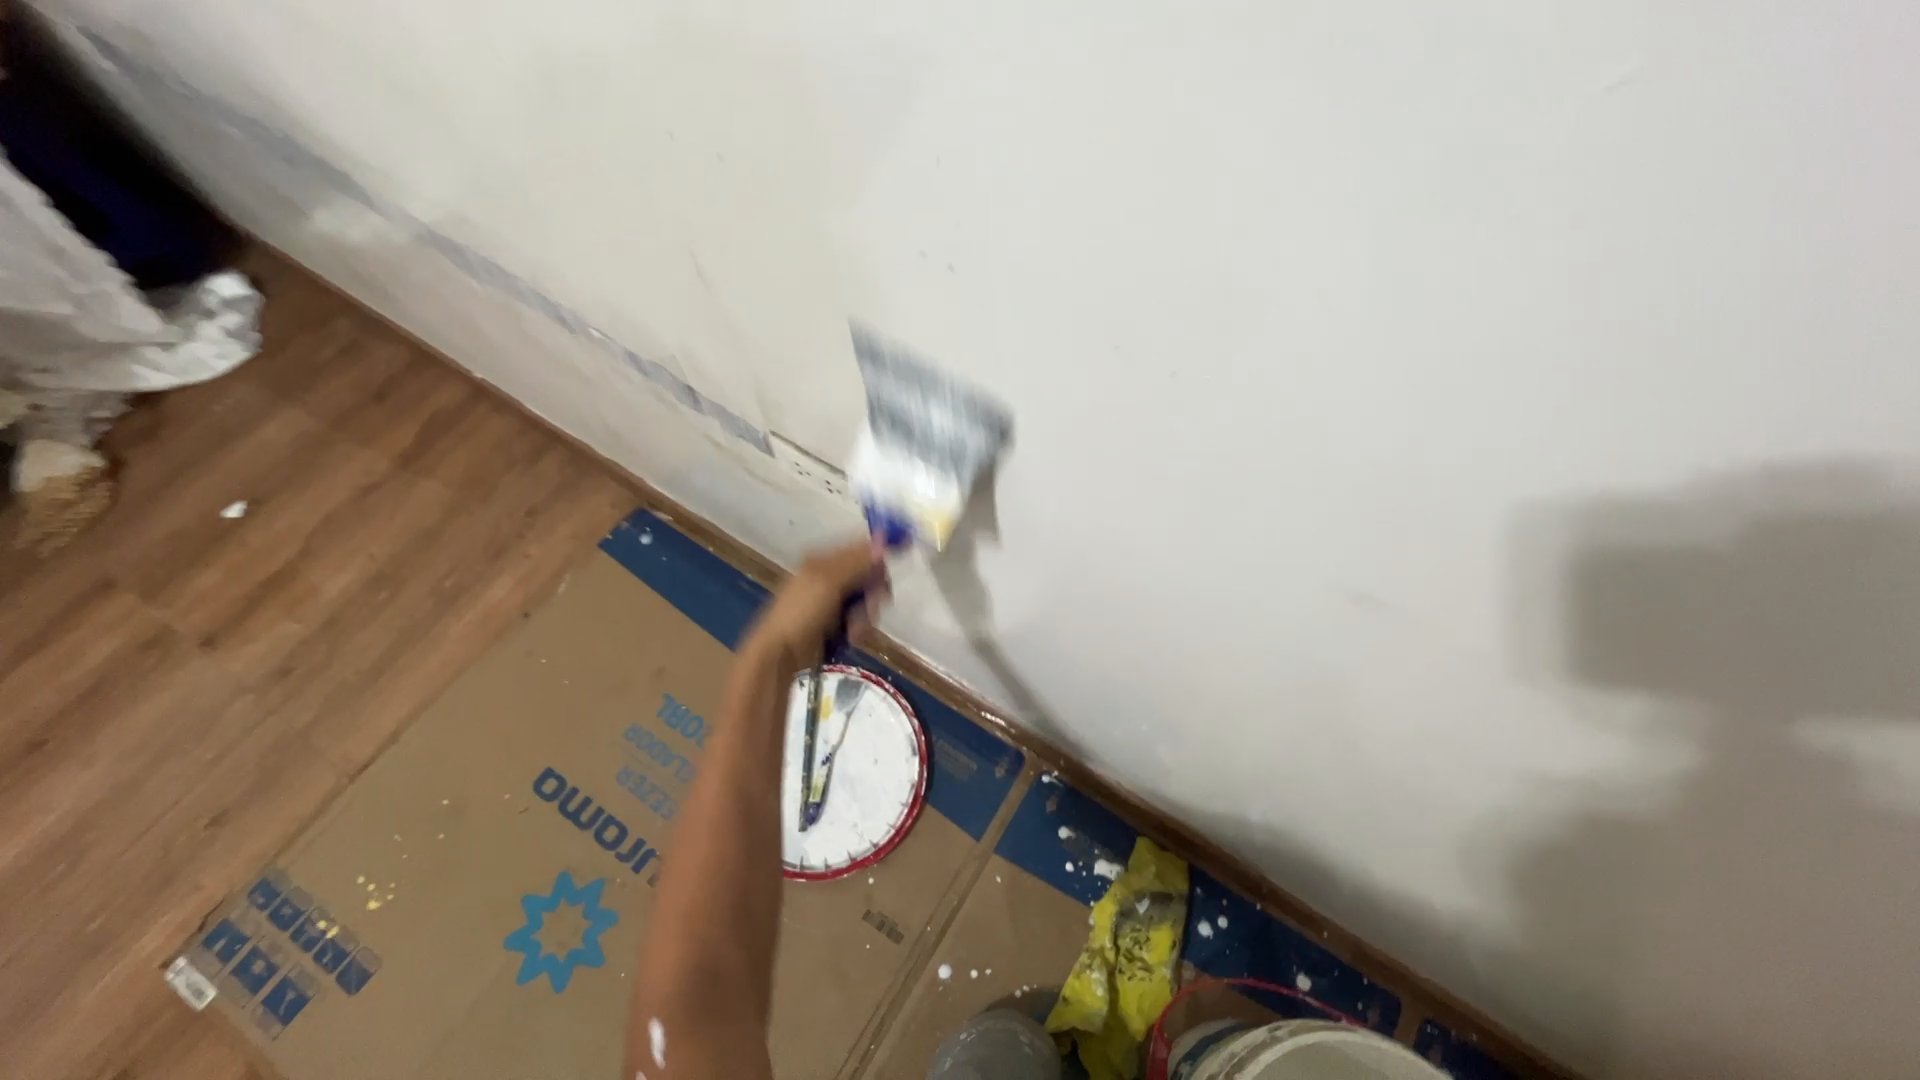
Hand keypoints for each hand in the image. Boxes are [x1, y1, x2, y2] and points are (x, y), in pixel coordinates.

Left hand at [744, 536, 889, 665]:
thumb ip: (857, 561)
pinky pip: (860, 618)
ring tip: (854, 629)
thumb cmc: (800, 612)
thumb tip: (883, 539)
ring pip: (867, 599)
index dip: (882, 550)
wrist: (780, 653)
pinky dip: (860, 627)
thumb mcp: (829, 582)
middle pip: (869, 574)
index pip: (862, 546)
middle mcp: (830, 575)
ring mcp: (833, 600)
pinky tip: (851, 636)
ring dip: (866, 615)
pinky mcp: (836, 622)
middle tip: (872, 606)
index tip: (907, 550)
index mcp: (824, 559)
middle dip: (874, 591)